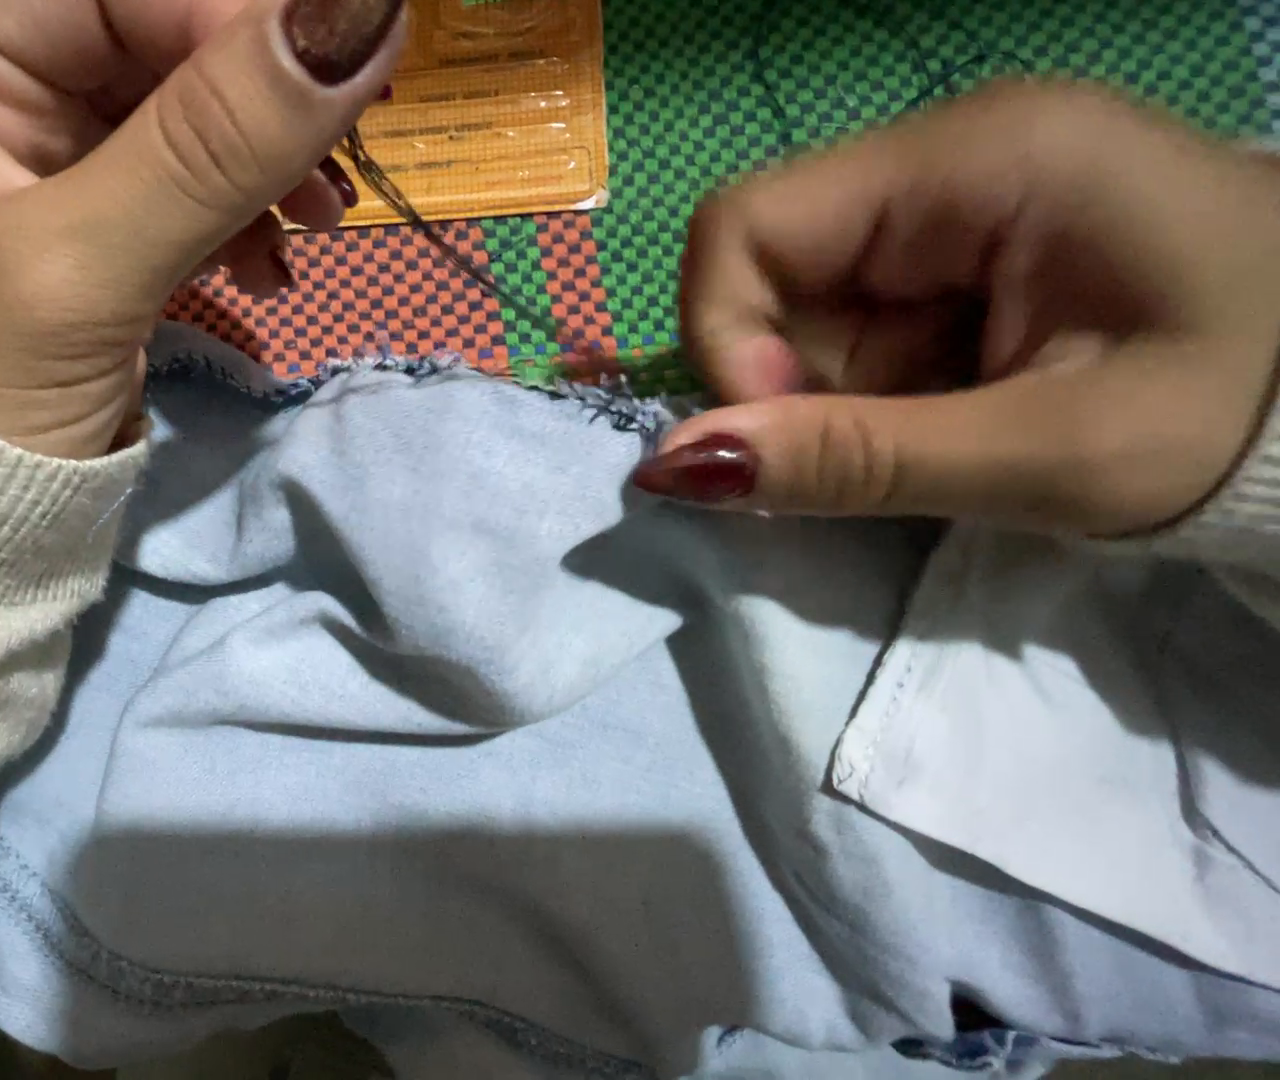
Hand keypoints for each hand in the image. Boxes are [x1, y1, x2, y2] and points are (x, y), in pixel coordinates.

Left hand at [0, 0, 401, 457]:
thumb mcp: (79, 271)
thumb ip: (207, 148)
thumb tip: (356, 13)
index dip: (227, 18)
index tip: (327, 79)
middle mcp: (6, 95)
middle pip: (166, 41)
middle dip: (262, 96)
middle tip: (341, 156)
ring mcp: (65, 171)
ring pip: (198, 119)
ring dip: (272, 163)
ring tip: (319, 223)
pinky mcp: (112, 236)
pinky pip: (202, 193)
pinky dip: (251, 222)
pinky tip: (270, 272)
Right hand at [635, 81, 1279, 536]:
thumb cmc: (1250, 420)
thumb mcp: (1043, 457)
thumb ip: (848, 458)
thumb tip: (665, 466)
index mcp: (975, 159)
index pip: (743, 226)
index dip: (725, 337)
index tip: (781, 432)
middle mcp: (939, 164)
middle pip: (756, 272)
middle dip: (780, 379)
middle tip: (878, 442)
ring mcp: (938, 211)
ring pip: (785, 313)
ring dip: (821, 396)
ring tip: (933, 429)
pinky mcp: (940, 260)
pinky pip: (831, 330)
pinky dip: (852, 394)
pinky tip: (935, 412)